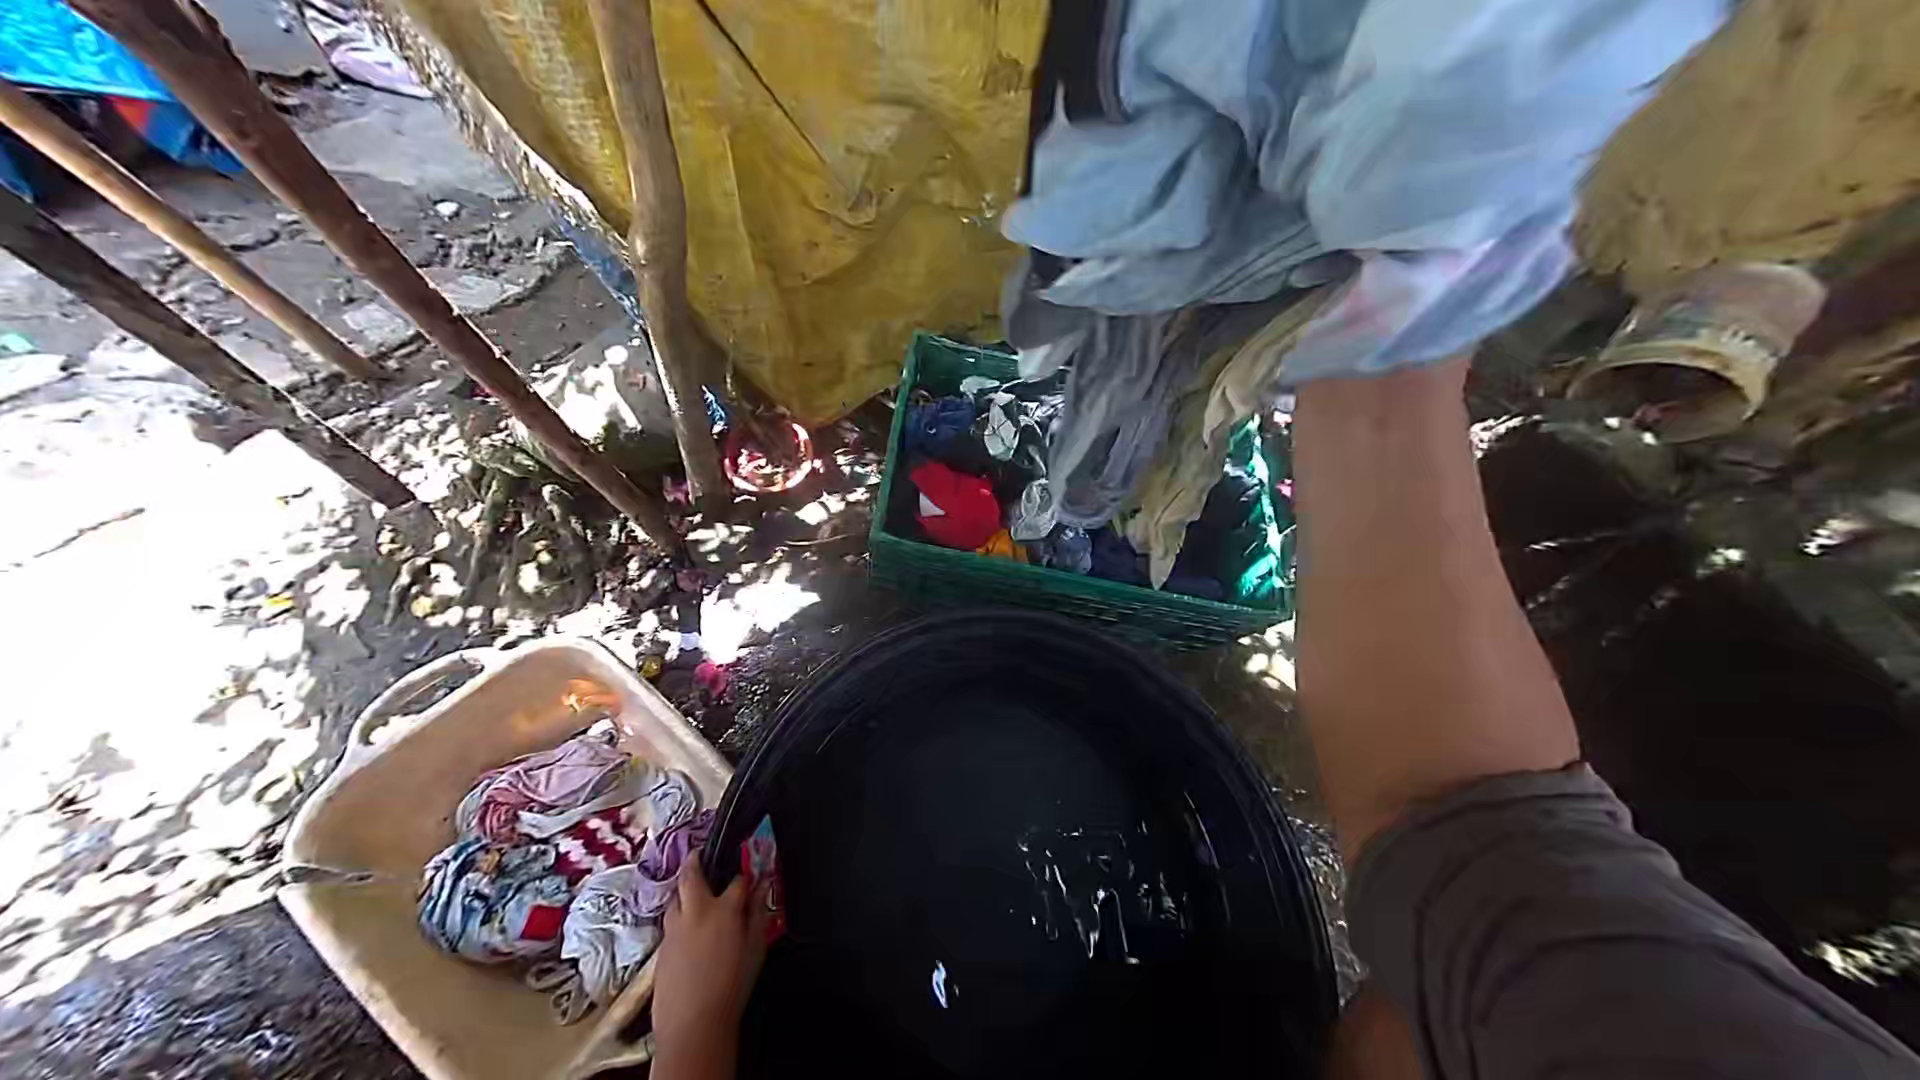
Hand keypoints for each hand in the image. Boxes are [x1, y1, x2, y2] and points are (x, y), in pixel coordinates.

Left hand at [651, 857, 771, 1079]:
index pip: (737, 880)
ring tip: (693, 892)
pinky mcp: (661, 949)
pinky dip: (679, 917)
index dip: (745, 874)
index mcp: (723, 909)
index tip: (750, 874)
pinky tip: (688, 929)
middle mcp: (695, 912)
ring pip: (675, 898)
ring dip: (684, 891)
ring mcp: (674, 929)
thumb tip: (761, 888)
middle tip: (700, 854)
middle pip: (690, 875)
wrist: (693, 1025)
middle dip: (695, 861)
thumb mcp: (756, 948)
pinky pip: (670, 923)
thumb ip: (758, 914)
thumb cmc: (732, 985)